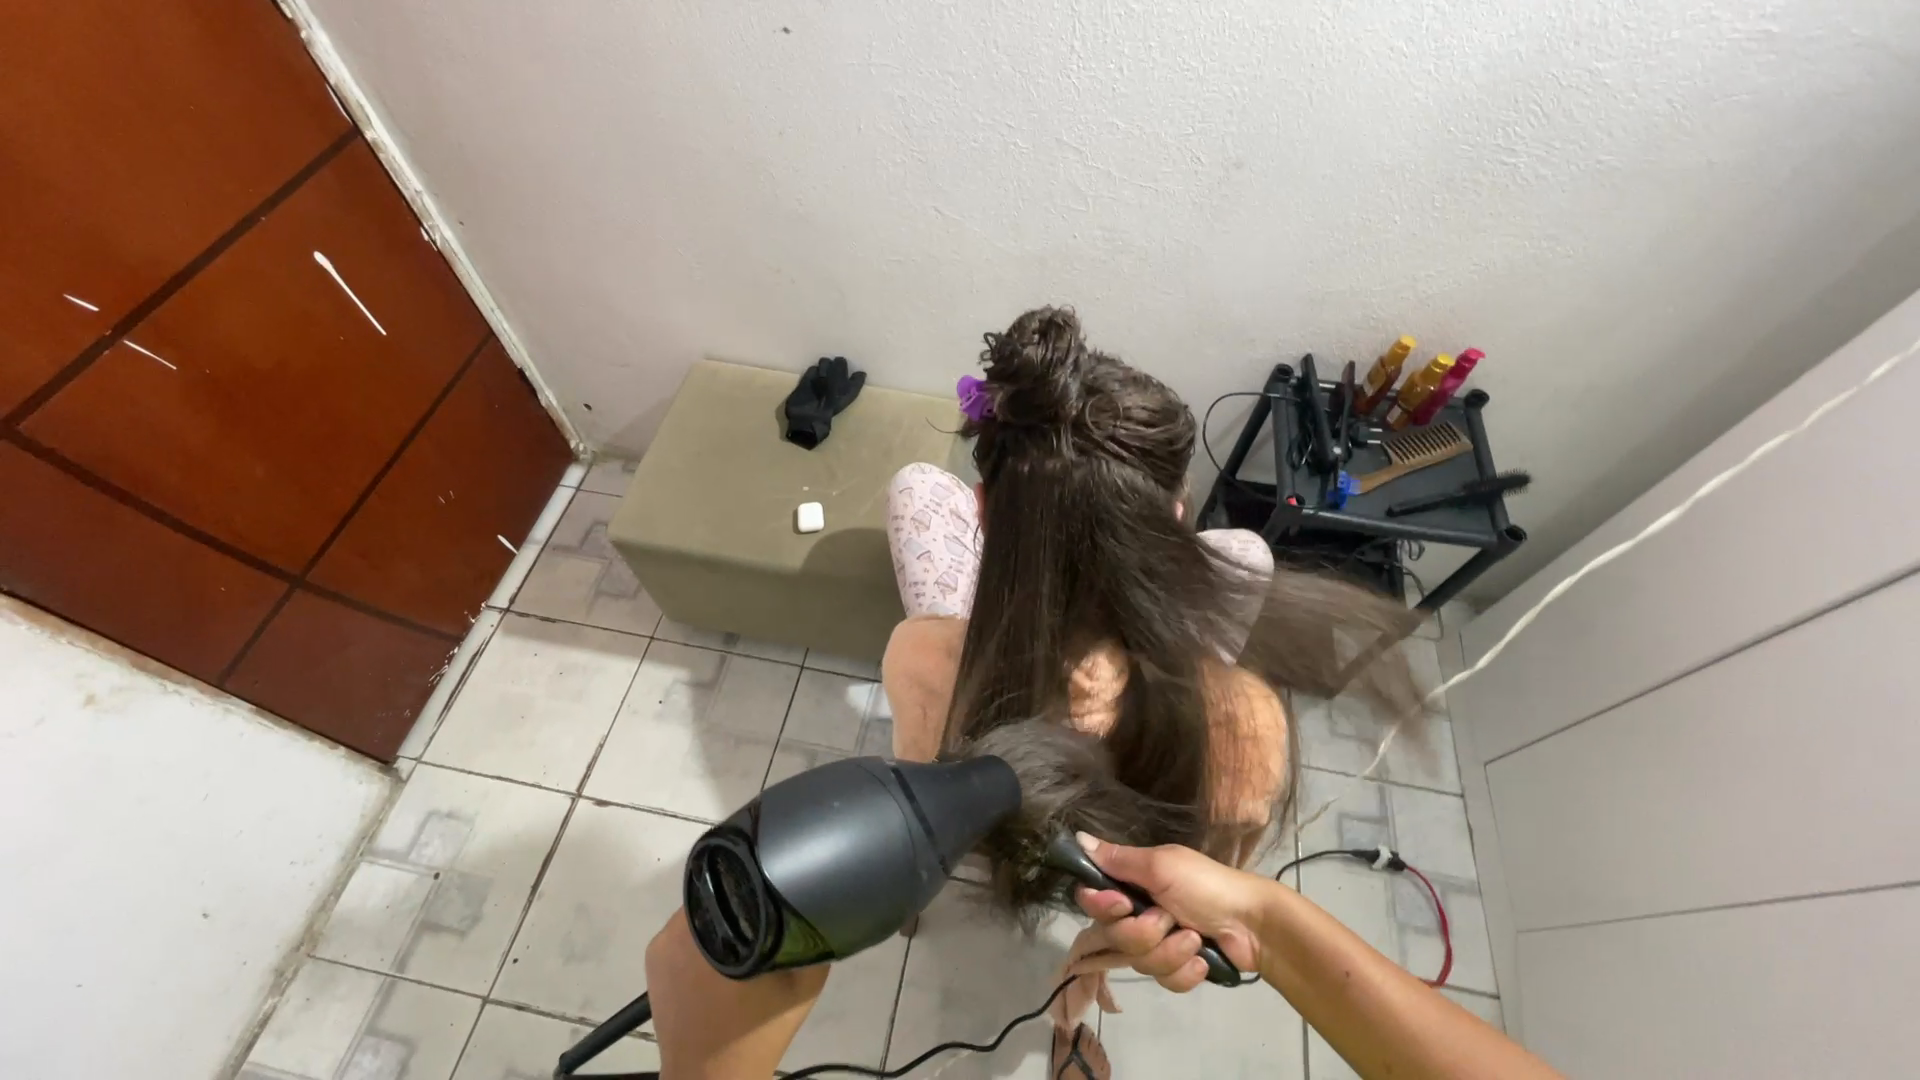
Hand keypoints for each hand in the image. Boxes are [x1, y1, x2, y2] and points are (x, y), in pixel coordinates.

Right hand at [1067, 833, 1276, 993]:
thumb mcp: (1161, 866)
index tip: (1122, 905)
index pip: (1093, 900)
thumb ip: (1117, 858)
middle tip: (1168, 919)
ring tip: (1194, 938)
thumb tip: (1078, 836)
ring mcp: (1158, 942)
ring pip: (1139, 962)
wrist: (1254, 924)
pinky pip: (1164, 980)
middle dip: (1143, 933)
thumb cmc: (1205, 885)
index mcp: (1132, 882)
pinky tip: (1201, 959)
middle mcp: (1139, 912)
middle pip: (1114, 937)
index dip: (1102, 907)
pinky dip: (1185, 971)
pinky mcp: (1177, 967)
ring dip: (1170, 951)